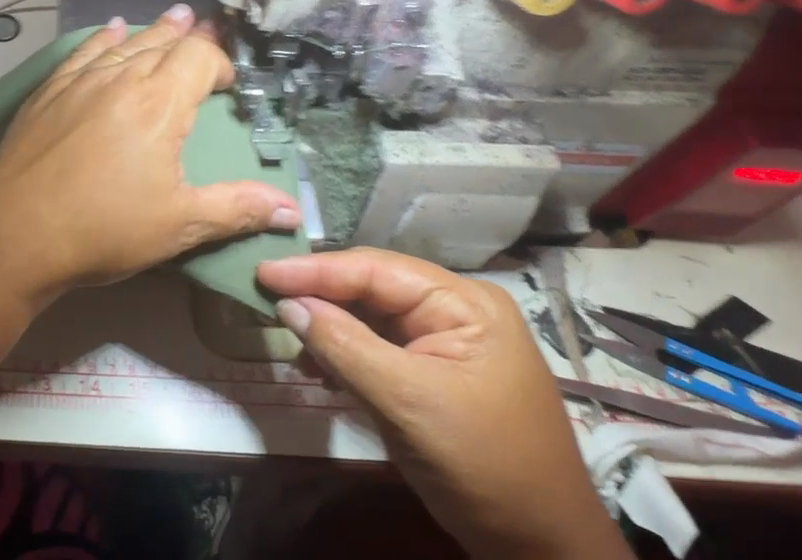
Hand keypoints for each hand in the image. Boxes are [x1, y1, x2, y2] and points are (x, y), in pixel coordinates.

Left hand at [0, 5, 299, 308]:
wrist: (14, 231)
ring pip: (123, 44)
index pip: (198, 59)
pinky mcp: (47, 92)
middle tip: (204, 27)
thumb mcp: (179, 225)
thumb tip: (292, 209)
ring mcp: (78, 82)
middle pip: (161, 43)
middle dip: (188, 38)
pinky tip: (110, 31)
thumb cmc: (103, 228)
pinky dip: (102, 39)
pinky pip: (82, 53)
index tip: (228, 85)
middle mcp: (120, 80)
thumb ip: (237, 209)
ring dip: (151, 32)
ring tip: (172, 18)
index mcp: (158, 104)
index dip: (219, 64)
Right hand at [259, 249, 630, 559]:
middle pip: (370, 287)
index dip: (314, 269)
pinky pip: (375, 347)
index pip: (375, 269)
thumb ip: (344, 345)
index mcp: (463, 303)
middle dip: (318, 293)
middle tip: (263, 296)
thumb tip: (287, 303)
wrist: (539, 545)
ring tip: (286, 336)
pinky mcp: (430, 372)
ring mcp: (443, 342)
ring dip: (327, 326)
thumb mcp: (408, 401)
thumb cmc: (483, 463)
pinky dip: (343, 354)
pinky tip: (316, 366)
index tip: (261, 271)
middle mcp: (454, 310)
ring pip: (368, 317)